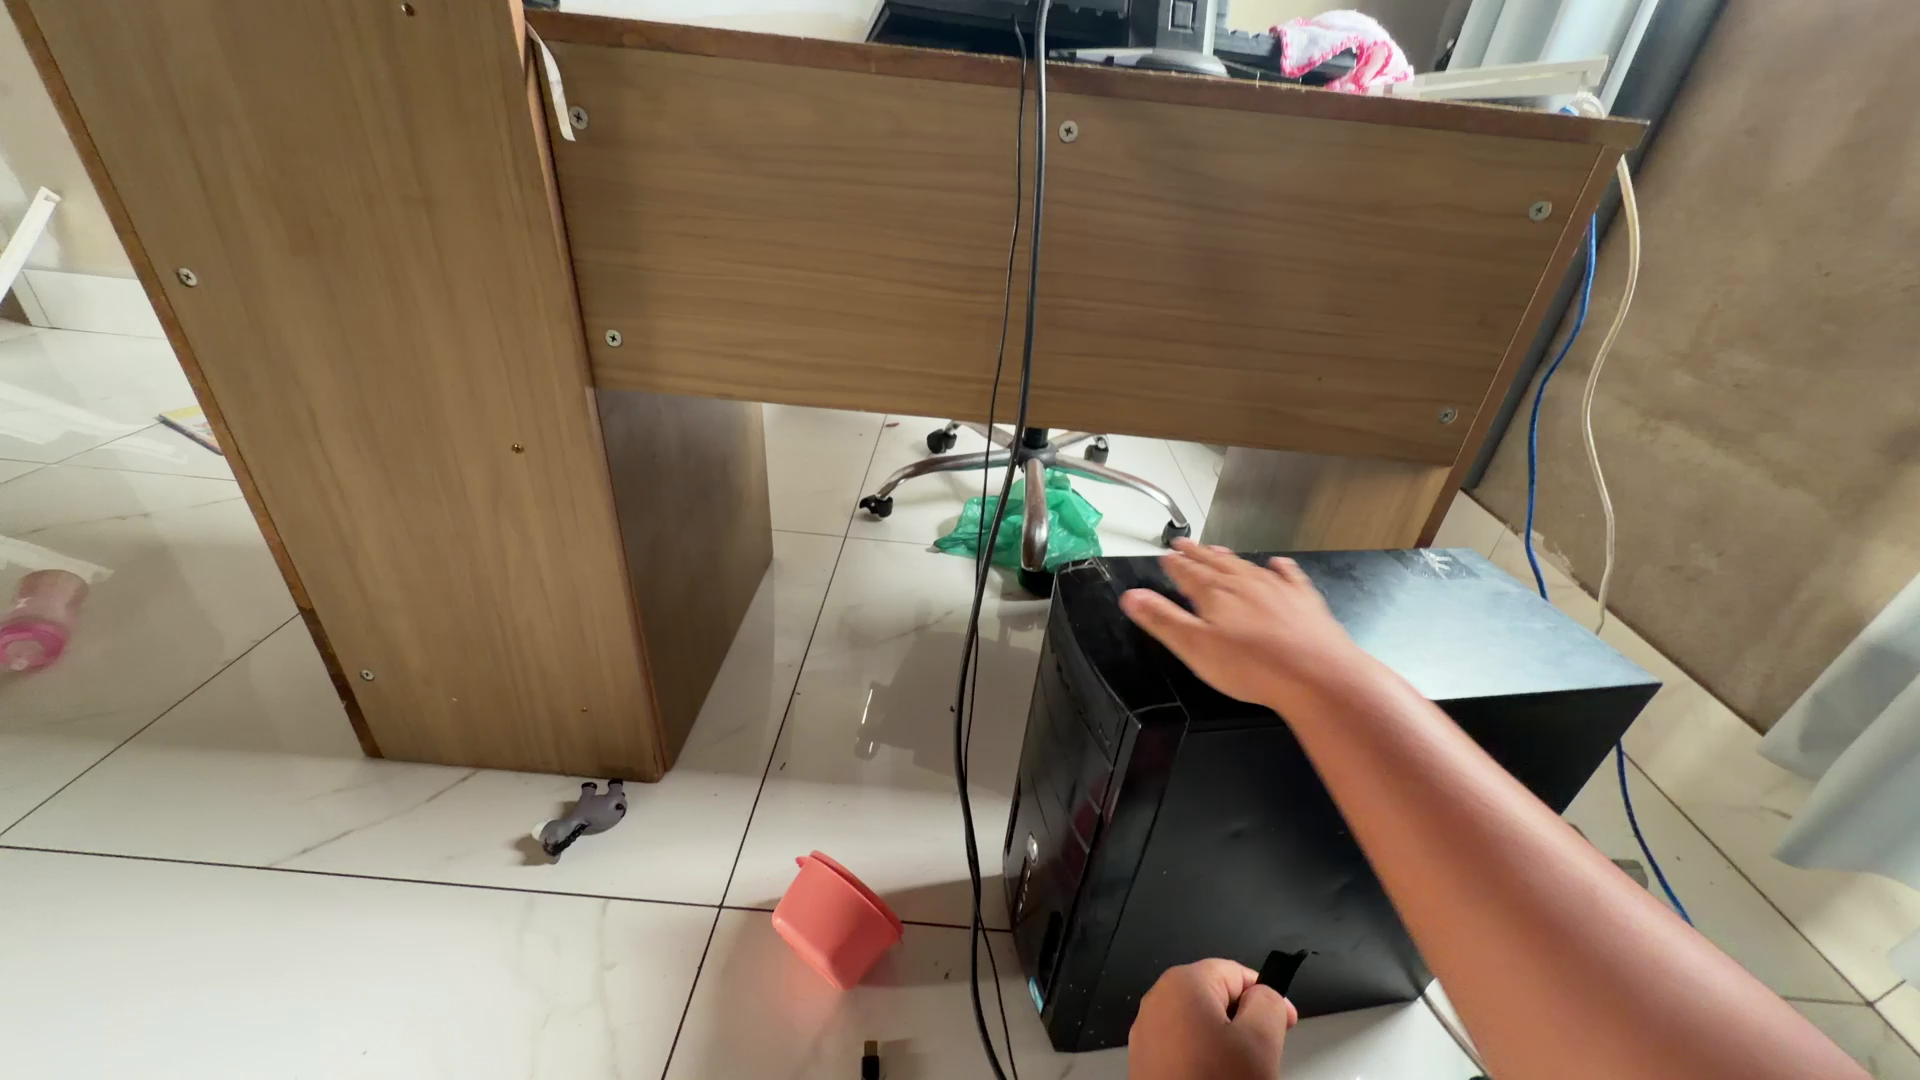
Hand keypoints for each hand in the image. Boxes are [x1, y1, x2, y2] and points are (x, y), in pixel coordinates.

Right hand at [1119, 539, 1366, 708]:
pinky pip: (1289, 576)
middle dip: (1196, 553)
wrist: (1317, 675)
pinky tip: (1278, 564)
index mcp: (1214, 592)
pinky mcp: (1304, 602)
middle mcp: (1244, 582)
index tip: (1164, 556)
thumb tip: (1130, 596)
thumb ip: (1161, 619)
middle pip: (1214, 562)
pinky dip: (1280, 568)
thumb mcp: (1194, 646)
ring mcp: (1277, 589)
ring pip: (1246, 566)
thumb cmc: (1251, 666)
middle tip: (1182, 543)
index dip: (1173, 564)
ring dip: (1228, 557)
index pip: (1187, 572)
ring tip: (1216, 549)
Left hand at [1129, 959, 1296, 1079]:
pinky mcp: (1147, 1062)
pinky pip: (1186, 1051)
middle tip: (1263, 1058)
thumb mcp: (1259, 1043)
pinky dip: (1206, 1065)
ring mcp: (1148, 1033)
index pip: (1235, 972)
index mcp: (1182, 982)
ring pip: (1203, 1028)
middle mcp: (1158, 1000)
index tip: (1289, 1022)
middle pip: (1217, 999)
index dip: (1267, 994)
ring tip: (1240, 1078)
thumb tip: (1264, 992)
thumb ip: (1268, 1004)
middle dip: (1245, 1025)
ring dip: (1227, 1049)